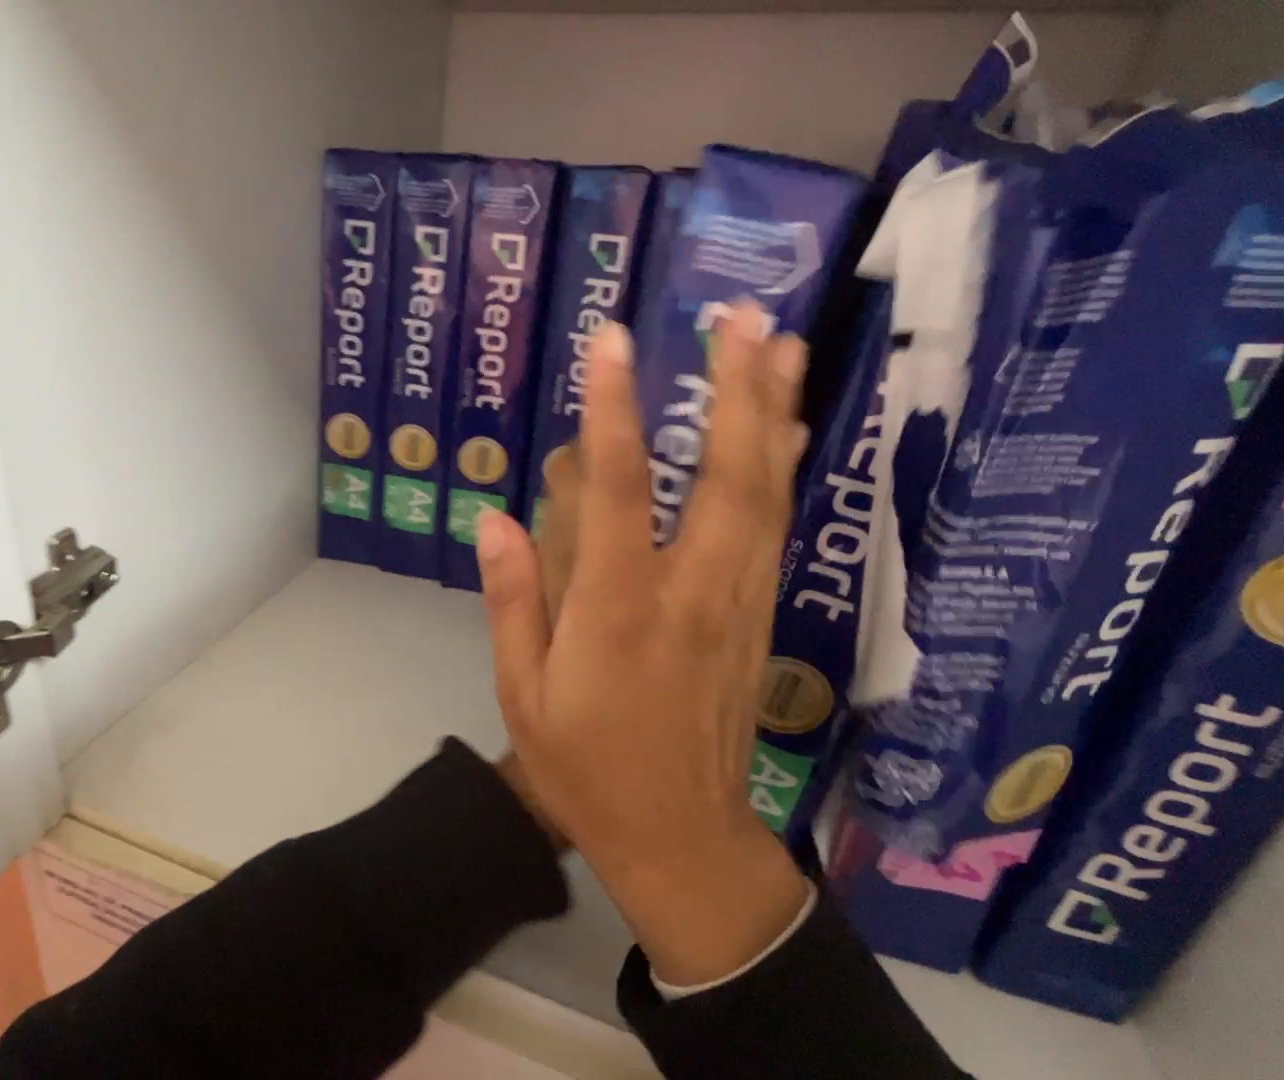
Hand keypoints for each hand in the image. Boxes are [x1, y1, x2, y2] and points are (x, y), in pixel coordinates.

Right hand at [476, 315, 811, 985]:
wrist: (681, 837)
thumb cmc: (585, 767)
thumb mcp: (522, 696)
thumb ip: (514, 603)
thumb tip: (496, 520)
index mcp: (617, 610)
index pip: (617, 491)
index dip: (614, 411)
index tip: (613, 340)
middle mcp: (689, 591)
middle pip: (724, 476)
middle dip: (735, 390)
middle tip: (743, 315)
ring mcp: (736, 602)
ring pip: (764, 495)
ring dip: (775, 414)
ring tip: (783, 345)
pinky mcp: (758, 617)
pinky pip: (775, 529)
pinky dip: (783, 471)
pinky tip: (788, 431)